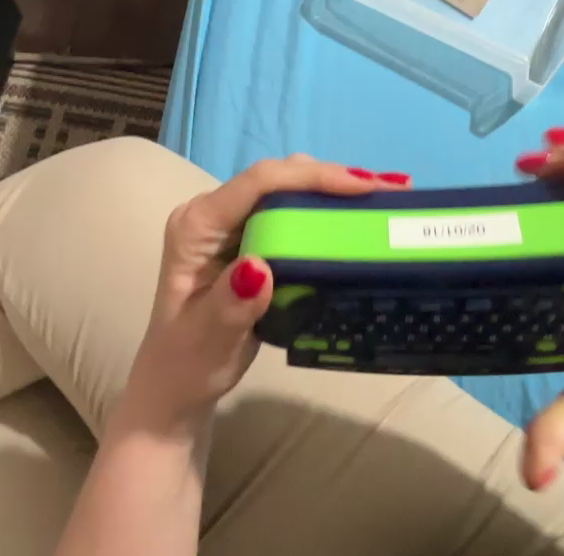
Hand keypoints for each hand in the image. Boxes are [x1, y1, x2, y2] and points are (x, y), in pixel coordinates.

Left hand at [117, 156, 411, 436]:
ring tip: (383, 194)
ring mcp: (229, 223)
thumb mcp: (207, 340)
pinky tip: (356, 212)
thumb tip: (260, 266)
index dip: (310, 178)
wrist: (176, 386)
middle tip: (387, 189)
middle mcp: (212, 212)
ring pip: (285, 187)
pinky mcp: (247, 236)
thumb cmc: (187, 365)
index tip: (362, 187)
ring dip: (332, 188)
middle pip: (275, 177)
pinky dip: (324, 207)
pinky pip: (288, 209)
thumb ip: (230, 304)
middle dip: (330, 177)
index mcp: (196, 225)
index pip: (256, 183)